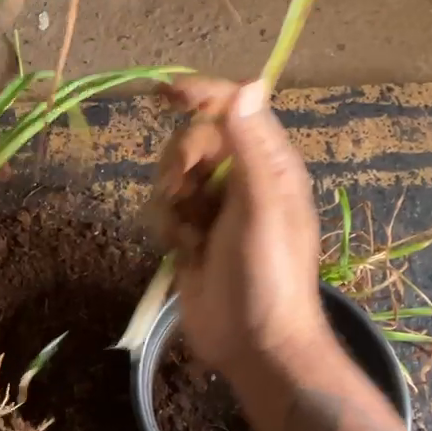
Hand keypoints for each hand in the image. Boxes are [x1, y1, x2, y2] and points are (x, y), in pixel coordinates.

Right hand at [153, 77, 325, 371]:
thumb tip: (248, 85)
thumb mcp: (262, 207)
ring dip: (170, 200)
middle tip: (185, 192)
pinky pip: (162, 207)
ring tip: (187, 233)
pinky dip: (165, 225)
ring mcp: (214, 207)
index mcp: (269, 165)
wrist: (254, 345)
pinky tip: (182, 250)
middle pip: (192, 140)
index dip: (201, 95)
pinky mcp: (189, 232)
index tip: (164, 93)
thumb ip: (252, 147)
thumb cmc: (268, 275)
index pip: (232, 109)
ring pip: (171, 174)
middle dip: (180, 163)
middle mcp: (241, 179)